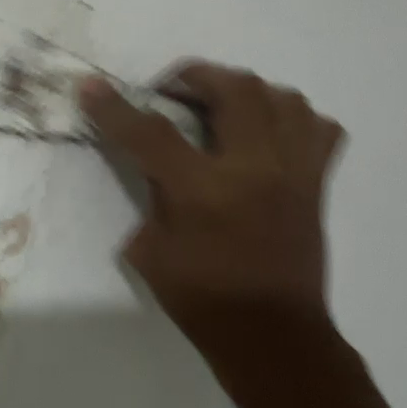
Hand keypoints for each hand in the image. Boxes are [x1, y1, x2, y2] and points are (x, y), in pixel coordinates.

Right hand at [79, 60, 344, 339]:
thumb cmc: (198, 297)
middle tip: (168, 91)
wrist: (268, 330)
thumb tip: (159, 172)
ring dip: (244, 91)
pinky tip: (266, 134)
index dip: (115, 107)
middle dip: (194, 77)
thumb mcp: (150, 249)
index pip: (151, 133)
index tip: (90, 86)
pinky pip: (316, 127)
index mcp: (202, 191)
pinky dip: (290, 118)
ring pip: (281, 96)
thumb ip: (153, 200)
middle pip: (233, 89)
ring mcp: (293, 171)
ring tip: (218, 107)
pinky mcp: (316, 182)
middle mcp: (253, 168)